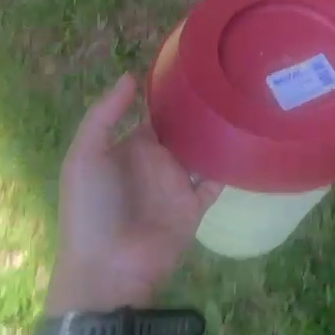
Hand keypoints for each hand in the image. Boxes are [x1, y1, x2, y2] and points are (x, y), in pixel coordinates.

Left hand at [47, 74, 223, 311]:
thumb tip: (131, 75)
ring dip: (219, 134)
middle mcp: (155, 162)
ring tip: (245, 102)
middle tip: (230, 78)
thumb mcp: (85, 157)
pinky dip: (231, 166)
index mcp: (128, 148)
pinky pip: (218, 180)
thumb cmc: (92, 209)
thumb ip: (104, 116)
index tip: (196, 67)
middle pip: (183, 129)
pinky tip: (249, 141)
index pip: (154, 114)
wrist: (109, 268)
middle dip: (201, 110)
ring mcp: (177, 184)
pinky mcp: (196, 205)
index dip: (170, 94)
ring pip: (203, 151)